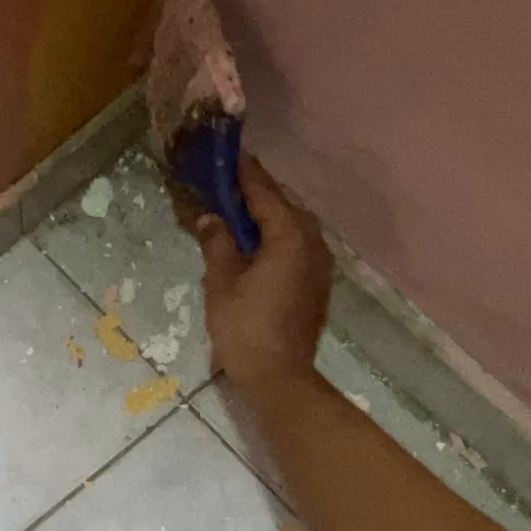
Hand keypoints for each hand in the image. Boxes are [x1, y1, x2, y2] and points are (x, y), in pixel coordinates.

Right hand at [185, 155, 332, 392]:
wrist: (278, 376)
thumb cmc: (245, 329)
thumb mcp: (221, 284)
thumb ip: (217, 244)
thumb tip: (211, 217)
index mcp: (290, 237)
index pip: (264, 194)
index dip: (244, 174)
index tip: (228, 154)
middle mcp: (312, 242)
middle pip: (282, 208)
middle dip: (255, 195)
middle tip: (225, 184)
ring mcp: (319, 264)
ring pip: (290, 228)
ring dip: (265, 218)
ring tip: (236, 214)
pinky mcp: (315, 283)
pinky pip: (295, 247)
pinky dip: (274, 239)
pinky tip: (253, 246)